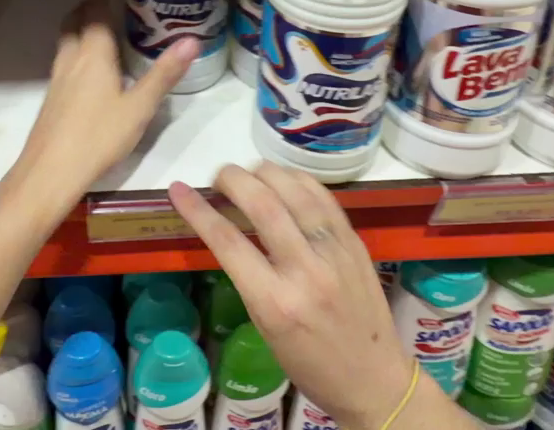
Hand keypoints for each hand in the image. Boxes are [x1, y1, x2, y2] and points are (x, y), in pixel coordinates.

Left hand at [7, 0, 197, 212]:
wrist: (50, 170)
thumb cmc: (98, 136)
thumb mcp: (139, 107)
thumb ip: (163, 74)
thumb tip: (192, 40)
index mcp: (93, 55)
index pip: (95, 15)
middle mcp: (71, 60)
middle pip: (74, 23)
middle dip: (85, 8)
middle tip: (98, 1)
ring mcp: (57, 78)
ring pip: (64, 41)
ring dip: (75, 27)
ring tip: (90, 27)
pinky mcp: (51, 97)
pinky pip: (61, 60)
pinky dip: (72, 49)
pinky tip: (82, 69)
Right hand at [170, 163, 413, 429]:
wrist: (374, 381)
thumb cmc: (309, 362)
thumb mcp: (264, 325)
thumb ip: (247, 273)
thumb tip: (225, 223)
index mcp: (275, 302)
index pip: (227, 241)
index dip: (197, 209)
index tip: (178, 189)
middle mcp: (305, 271)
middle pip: (262, 203)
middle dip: (231, 178)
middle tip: (218, 178)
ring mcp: (334, 253)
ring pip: (294, 190)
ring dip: (263, 172)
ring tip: (248, 174)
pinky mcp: (353, 242)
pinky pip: (321, 196)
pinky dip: (296, 179)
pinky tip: (282, 179)